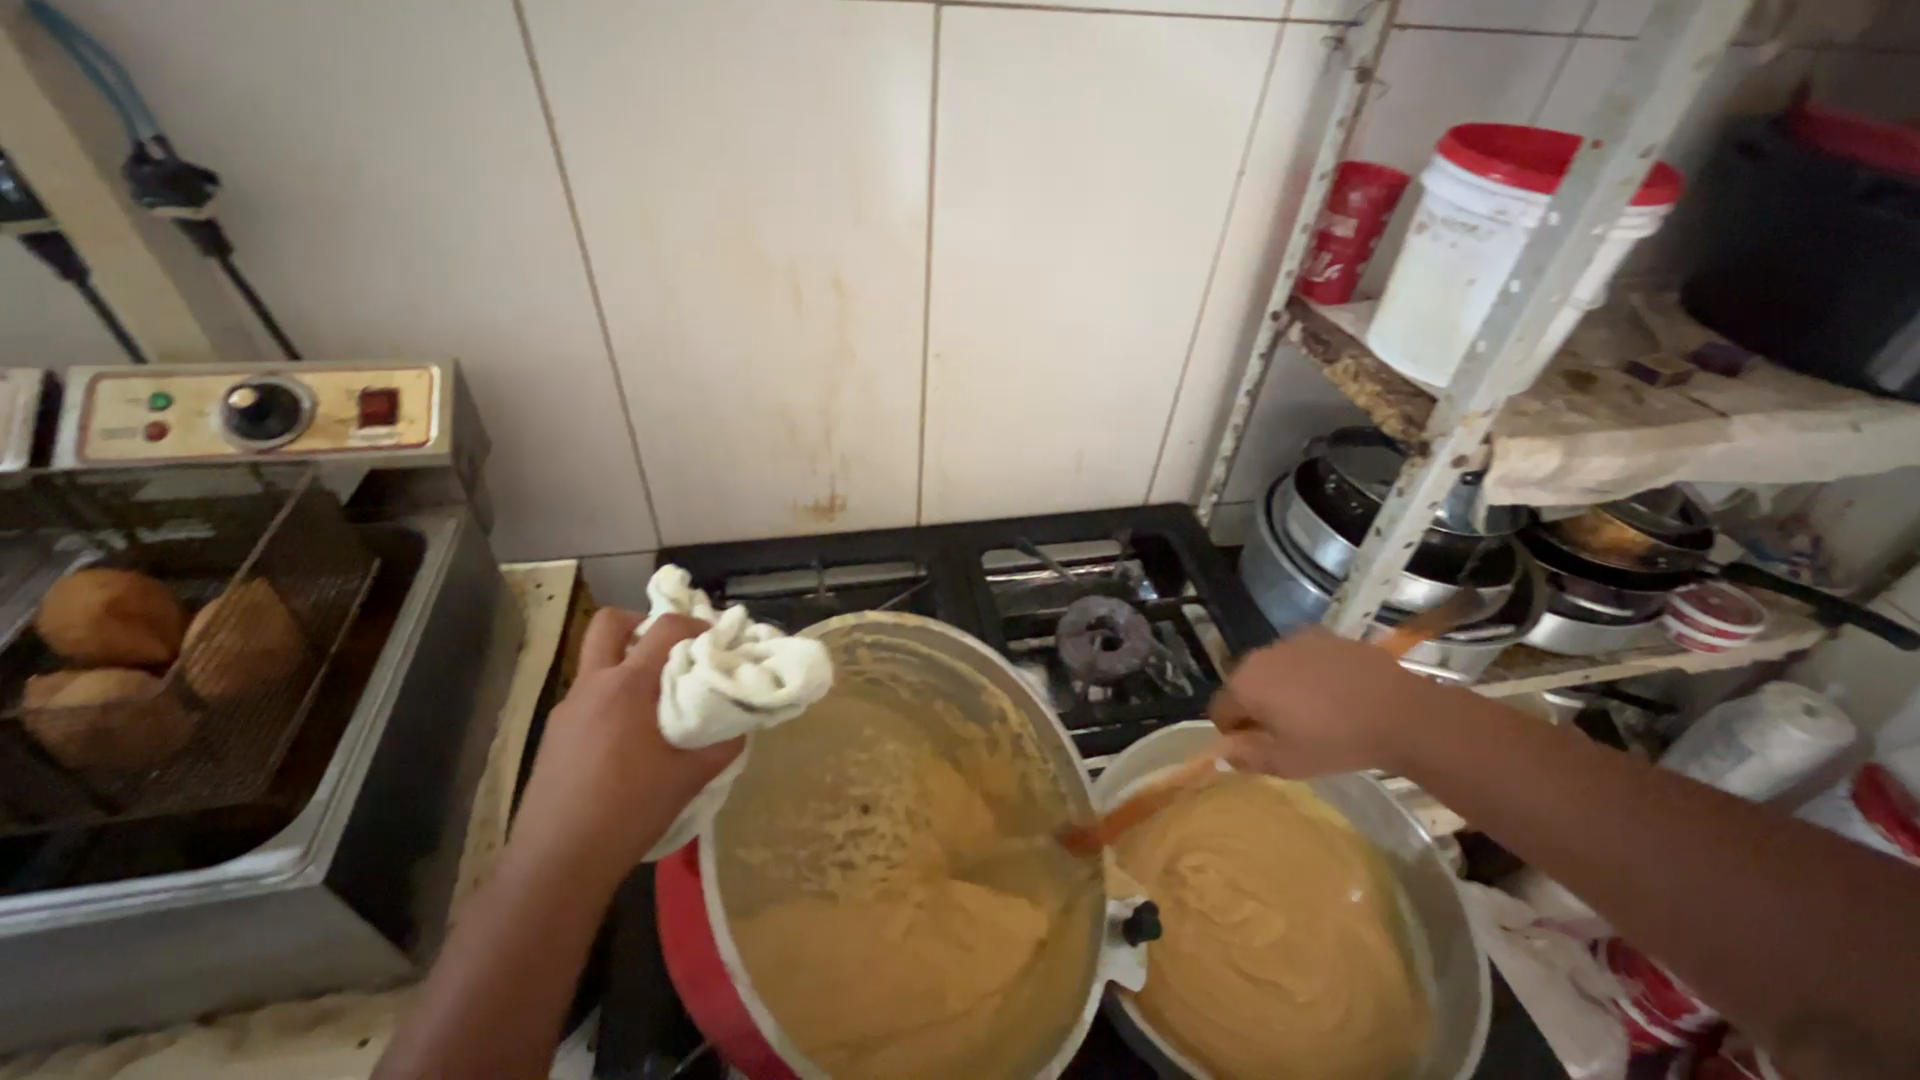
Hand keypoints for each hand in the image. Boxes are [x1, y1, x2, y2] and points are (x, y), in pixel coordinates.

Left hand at [506, 609, 744, 886]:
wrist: (559, 859)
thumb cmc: (630, 811)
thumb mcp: (691, 778)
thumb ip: (724, 743)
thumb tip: (741, 722)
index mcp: (627, 686)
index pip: (664, 628)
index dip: (696, 625)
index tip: (717, 642)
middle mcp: (592, 686)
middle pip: (609, 624)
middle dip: (642, 623)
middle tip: (671, 649)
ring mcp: (567, 709)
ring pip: (595, 661)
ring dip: (626, 662)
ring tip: (656, 697)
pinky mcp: (554, 735)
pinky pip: (588, 696)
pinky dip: (612, 696)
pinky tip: (630, 737)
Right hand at [1212, 626, 1446, 777]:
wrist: (1401, 712)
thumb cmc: (1336, 741)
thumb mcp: (1287, 763)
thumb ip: (1246, 757)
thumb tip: (1222, 752)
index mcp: (1244, 685)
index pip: (1219, 710)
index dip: (1233, 733)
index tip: (1258, 748)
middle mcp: (1261, 655)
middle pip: (1244, 685)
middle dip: (1256, 707)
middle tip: (1286, 733)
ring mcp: (1294, 641)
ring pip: (1273, 669)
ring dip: (1281, 689)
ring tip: (1313, 712)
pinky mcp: (1324, 636)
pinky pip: (1302, 658)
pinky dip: (1308, 674)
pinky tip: (1334, 693)